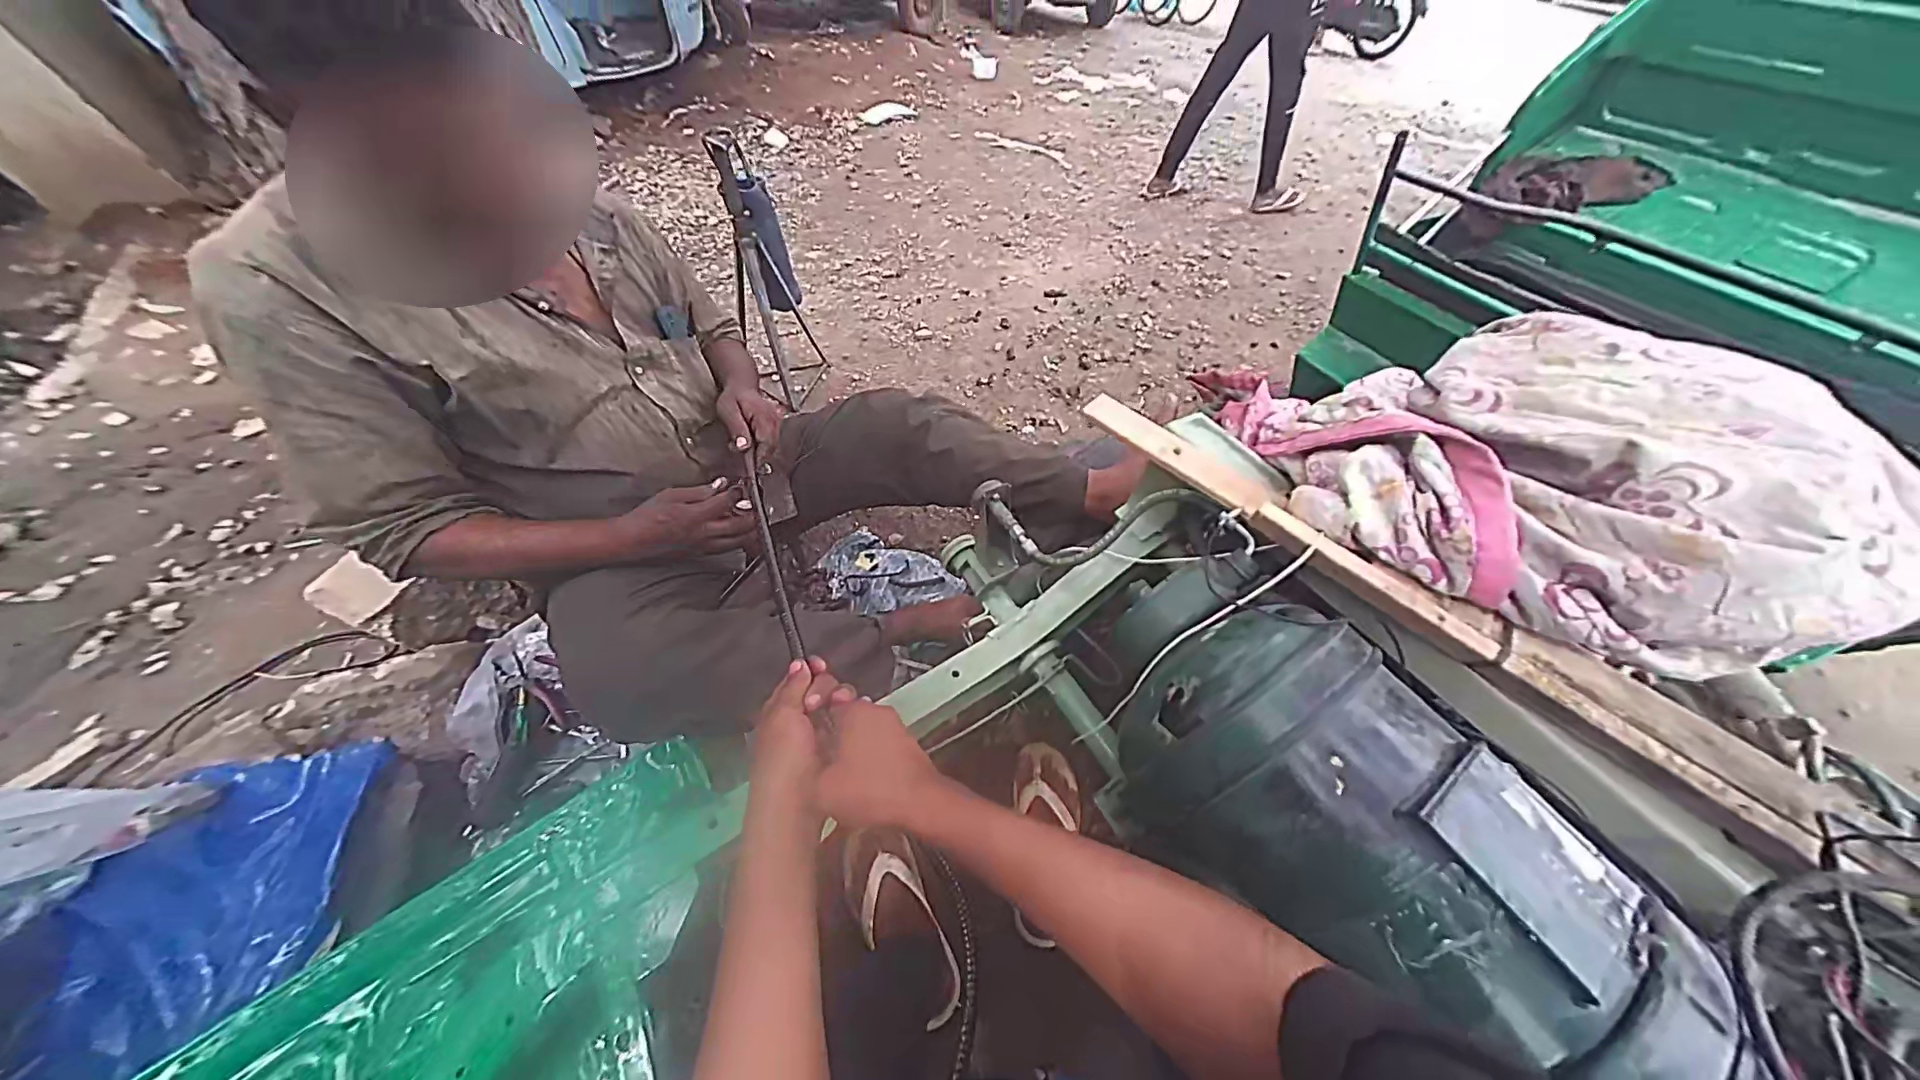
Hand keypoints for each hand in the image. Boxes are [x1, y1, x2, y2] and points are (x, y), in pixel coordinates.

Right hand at [616, 479, 754, 559]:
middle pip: (741, 525)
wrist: (632, 541)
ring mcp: (705, 546)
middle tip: (756, 504)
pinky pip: (727, 548)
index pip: (727, 502)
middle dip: (753, 513)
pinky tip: (737, 532)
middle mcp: (704, 533)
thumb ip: (698, 491)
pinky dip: (737, 539)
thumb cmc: (646, 517)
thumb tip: (719, 485)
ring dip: (749, 530)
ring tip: (751, 518)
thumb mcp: (671, 495)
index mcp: (696, 516)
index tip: (741, 486)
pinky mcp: (702, 554)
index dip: (738, 492)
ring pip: (738, 541)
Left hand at [716, 382, 784, 461]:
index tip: (749, 468)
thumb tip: (743, 447)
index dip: (758, 458)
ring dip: (760, 453)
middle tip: (745, 461)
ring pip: (772, 448)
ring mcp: (778, 424)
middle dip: (758, 457)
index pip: (766, 445)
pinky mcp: (777, 427)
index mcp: (765, 418)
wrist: (741, 386)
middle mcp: (775, 422)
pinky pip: (772, 443)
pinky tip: (753, 446)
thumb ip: (736, 429)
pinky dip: (763, 448)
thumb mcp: (728, 411)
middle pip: (771, 449)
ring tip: (747, 451)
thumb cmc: (733, 397)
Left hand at [751, 657, 855, 796]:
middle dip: (826, 687)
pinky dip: (853, 715)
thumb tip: (800, 663)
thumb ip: (793, 687)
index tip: (821, 664)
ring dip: (841, 700)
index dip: (810, 670)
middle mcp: (801, 719)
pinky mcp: (839, 747)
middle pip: (821, 688)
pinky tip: (857, 715)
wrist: (798, 805)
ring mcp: (821, 733)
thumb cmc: (783, 758)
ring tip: (842, 708)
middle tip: (821, 703)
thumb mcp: (782, 716)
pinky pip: (849, 722)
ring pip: (838, 703)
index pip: (799, 680)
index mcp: (781, 710)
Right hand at [816, 697, 952, 830]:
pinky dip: (870, 756)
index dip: (812, 716)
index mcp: (853, 711)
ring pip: (864, 730)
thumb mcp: (821, 787)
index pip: (825, 699)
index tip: (806, 736)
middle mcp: (876, 711)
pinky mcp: (908, 743)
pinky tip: (863, 779)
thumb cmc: (870, 790)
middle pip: (845, 715)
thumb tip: (808, 762)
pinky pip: (880, 744)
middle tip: (820, 759)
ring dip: (852, 747)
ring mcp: (896, 726)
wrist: (921, 804)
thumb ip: (808, 767)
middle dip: (832, 734)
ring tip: (840, 774)